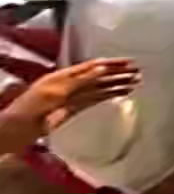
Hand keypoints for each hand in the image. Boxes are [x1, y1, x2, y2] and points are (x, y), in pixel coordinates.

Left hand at [4, 58, 140, 134]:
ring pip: (101, 87)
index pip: (90, 66)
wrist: (15, 132)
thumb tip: (105, 68)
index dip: (111, 62)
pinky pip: (98, 98)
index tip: (131, 61)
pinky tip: (126, 92)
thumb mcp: (56, 91)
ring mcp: (72, 97)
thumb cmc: (31, 109)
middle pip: (98, 76)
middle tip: (139, 71)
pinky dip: (113, 94)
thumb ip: (81, 79)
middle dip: (119, 72)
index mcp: (61, 78)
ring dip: (119, 83)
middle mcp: (68, 85)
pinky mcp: (76, 108)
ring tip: (138, 82)